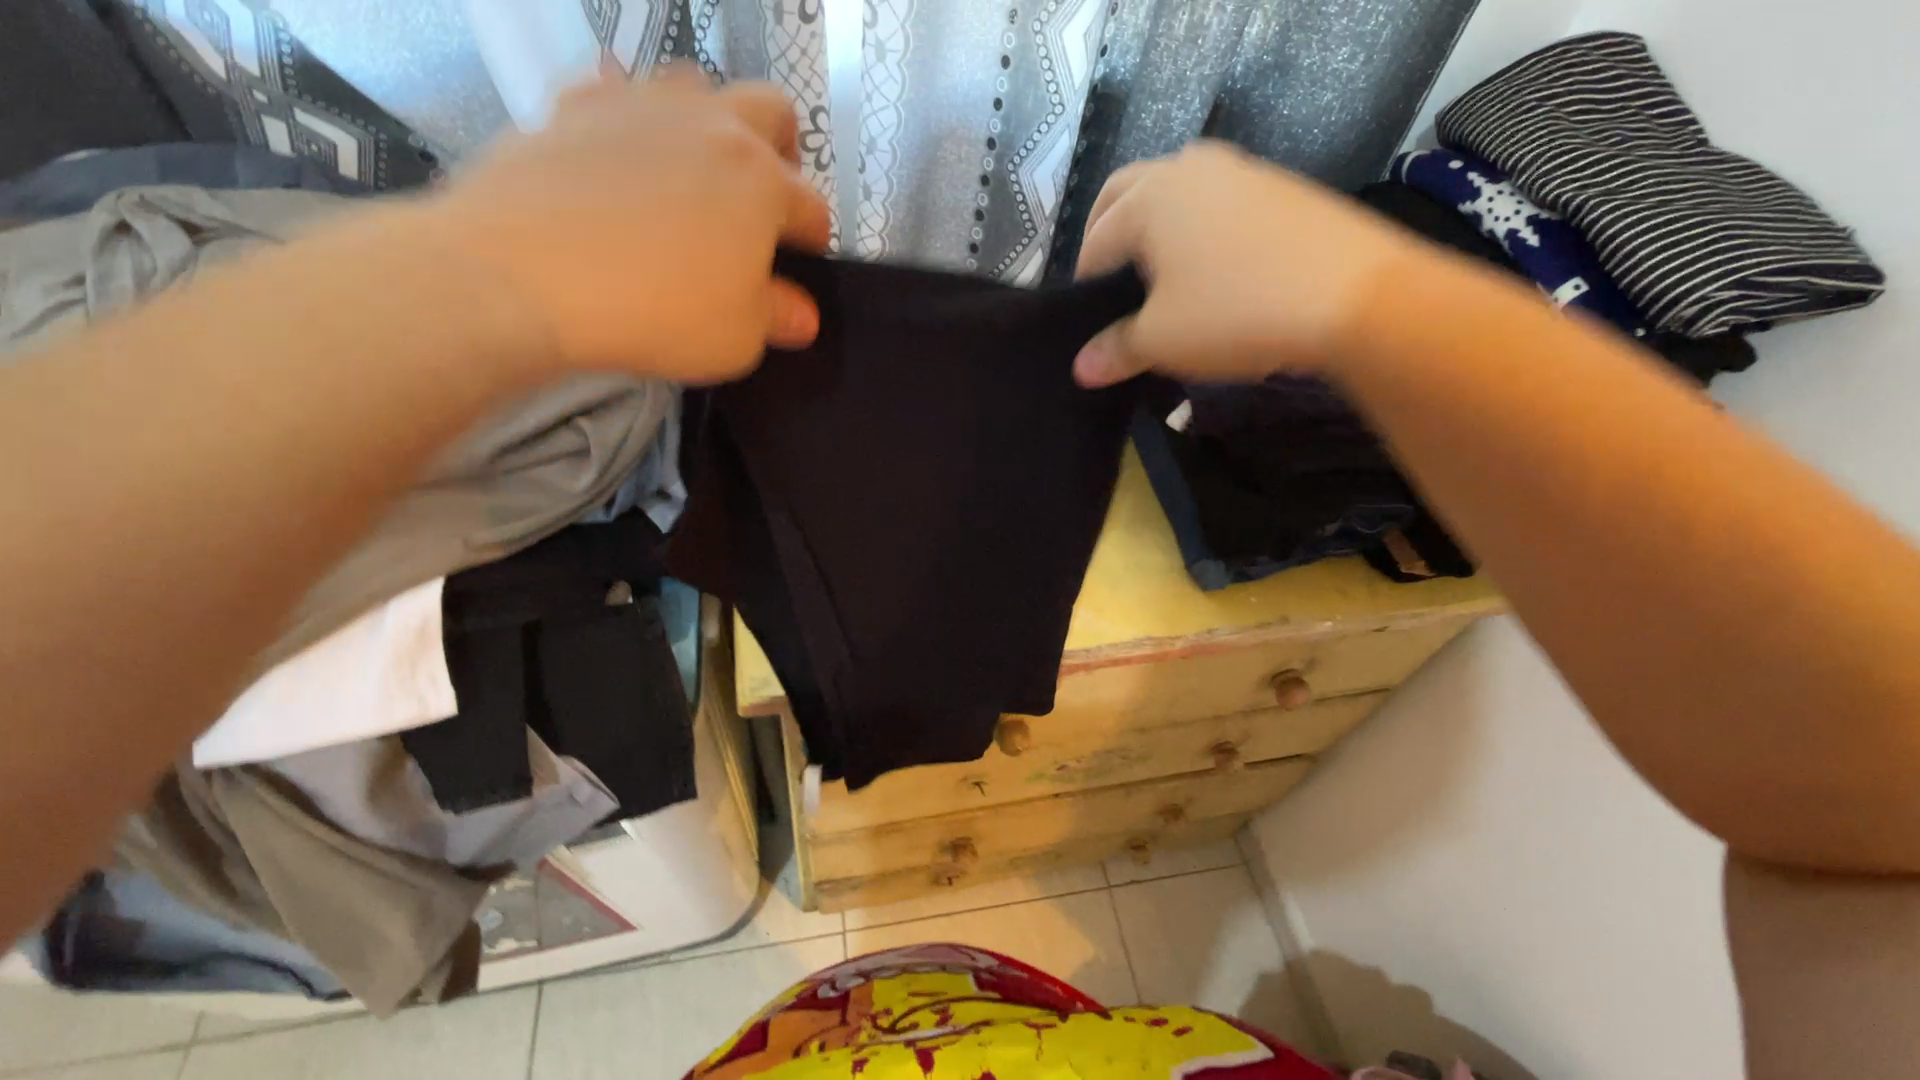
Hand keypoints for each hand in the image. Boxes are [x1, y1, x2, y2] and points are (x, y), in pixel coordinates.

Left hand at [408, 76, 832, 382]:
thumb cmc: (654, 311)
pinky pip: (611, 91)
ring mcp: (640, 108)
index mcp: (763, 183)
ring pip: (695, 83)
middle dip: (781, 148)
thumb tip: (800, 314)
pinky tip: (615, 151)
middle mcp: (712, 128)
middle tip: (763, 195)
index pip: (811, 206)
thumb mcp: (735, 338)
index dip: (814, 238)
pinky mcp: (573, 107)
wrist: (522, 275)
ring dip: (708, 119)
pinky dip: (625, 117)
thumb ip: (776, 319)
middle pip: (771, 111)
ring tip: (690, 167)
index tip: (803, 261)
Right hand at [1072, 141, 1429, 386]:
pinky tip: (1217, 266)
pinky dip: (1202, 224)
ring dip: (1156, 220)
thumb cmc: (1237, 312)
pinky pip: (1221, 199)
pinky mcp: (1281, 187)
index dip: (1084, 283)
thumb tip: (1081, 369)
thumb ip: (1116, 350)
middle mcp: (1187, 169)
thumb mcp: (1164, 340)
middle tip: (1108, 278)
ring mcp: (1240, 171)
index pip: (1095, 240)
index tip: (1089, 321)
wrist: (1357, 296)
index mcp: (1148, 199)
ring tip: (1160, 269)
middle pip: (1125, 192)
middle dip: (1107, 231)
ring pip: (1177, 187)